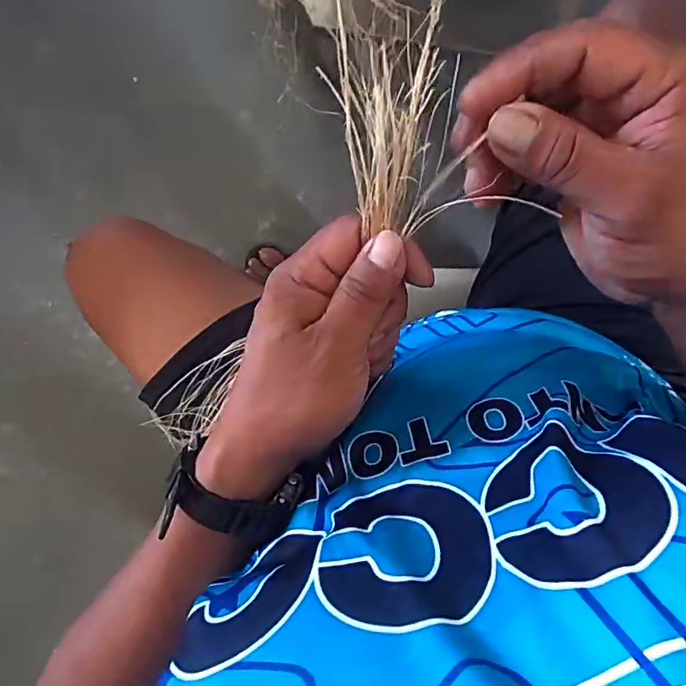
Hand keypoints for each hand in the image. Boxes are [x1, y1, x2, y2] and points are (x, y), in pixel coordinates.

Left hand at [198, 215, 426, 497]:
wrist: (265, 453)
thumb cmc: (294, 401)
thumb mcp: (336, 345)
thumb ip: (365, 291)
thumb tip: (391, 237)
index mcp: (302, 276)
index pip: (357, 231)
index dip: (394, 247)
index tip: (421, 281)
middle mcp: (312, 288)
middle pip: (374, 268)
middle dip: (384, 306)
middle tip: (366, 343)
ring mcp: (323, 316)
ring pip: (378, 303)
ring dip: (380, 335)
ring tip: (358, 365)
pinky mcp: (332, 340)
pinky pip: (370, 331)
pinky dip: (373, 352)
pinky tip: (359, 374)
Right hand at [452, 0, 685, 306]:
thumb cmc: (680, 240)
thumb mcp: (626, 198)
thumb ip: (566, 157)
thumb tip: (501, 123)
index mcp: (660, 78)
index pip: (582, 48)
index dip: (520, 69)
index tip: (473, 107)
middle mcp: (628, 88)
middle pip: (548, 74)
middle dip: (500, 110)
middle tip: (466, 152)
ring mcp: (600, 122)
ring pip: (531, 109)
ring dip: (495, 144)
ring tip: (478, 187)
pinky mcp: (578, 154)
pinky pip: (530, 146)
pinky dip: (502, 166)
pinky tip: (488, 194)